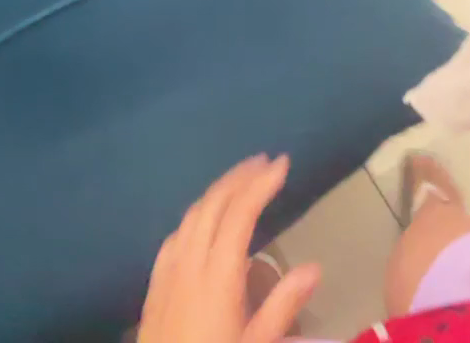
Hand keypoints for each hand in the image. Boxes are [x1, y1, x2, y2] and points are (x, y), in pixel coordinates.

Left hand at [137, 154, 319, 342]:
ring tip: (241, 181)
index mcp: (218, 274)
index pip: (241, 212)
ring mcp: (168, 270)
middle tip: (265, 162)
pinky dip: (196, 215)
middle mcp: (190, 261)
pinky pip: (176, 234)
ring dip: (217, 191)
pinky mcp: (154, 283)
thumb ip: (282, 306)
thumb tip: (314, 267)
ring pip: (192, 214)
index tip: (282, 164)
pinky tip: (203, 221)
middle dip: (240, 177)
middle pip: (214, 203)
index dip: (261, 183)